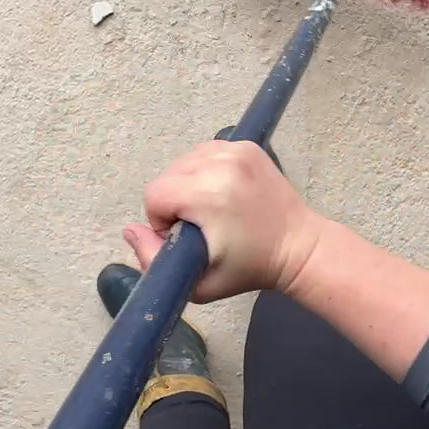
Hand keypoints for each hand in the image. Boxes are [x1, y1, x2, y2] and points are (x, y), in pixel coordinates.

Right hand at [123, 141, 326, 302]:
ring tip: (212, 209)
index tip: (184, 237)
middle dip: (174, 202)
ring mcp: (236, 150)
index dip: (161, 221)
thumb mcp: (198, 282)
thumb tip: (129, 230)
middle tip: (199, 226)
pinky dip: (204, 172)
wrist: (299, 247)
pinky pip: (204, 153)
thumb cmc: (249, 269)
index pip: (155, 195)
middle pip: (167, 176)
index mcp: (209, 194)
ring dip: (188, 185)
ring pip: (184, 162)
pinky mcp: (247, 146)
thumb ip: (154, 260)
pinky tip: (221, 193)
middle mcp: (221, 163)